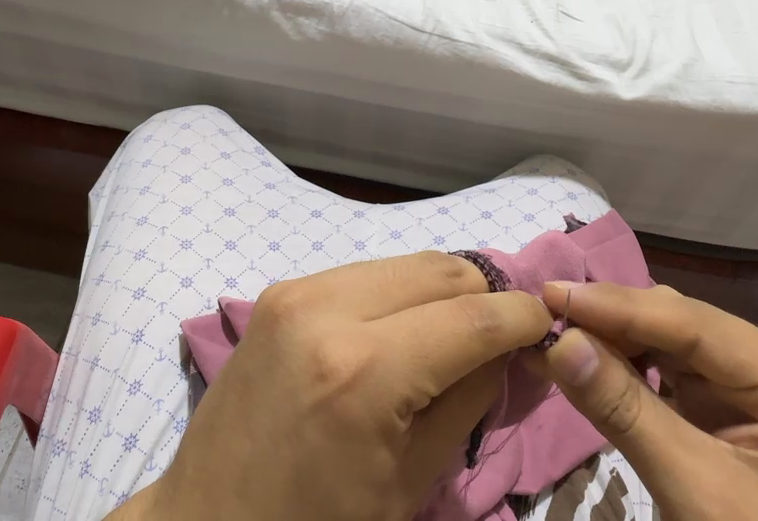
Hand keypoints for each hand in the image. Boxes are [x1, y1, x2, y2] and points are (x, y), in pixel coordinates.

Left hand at [114, 252, 551, 520]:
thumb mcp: (412, 477)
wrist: (208, 519)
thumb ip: (472, 399)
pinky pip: (367, 272)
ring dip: (445, 291)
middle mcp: (328, 309)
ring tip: (459, 332)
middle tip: (506, 335)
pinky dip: (401, 292)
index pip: (473, 319)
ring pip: (407, 262)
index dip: (523, 318)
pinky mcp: (282, 289)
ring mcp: (298, 290)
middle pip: (443, 271)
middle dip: (486, 297)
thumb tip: (518, 349)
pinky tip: (405, 329)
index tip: (550, 328)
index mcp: (364, 371)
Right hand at [536, 282, 757, 520]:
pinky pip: (679, 382)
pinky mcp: (741, 423)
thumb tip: (558, 342)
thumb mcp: (699, 495)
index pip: (698, 324)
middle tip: (546, 316)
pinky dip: (632, 376)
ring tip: (558, 337)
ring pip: (678, 350)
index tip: (552, 291)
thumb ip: (627, 412)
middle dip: (614, 322)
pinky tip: (592, 367)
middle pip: (688, 330)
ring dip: (616, 344)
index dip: (620, 306)